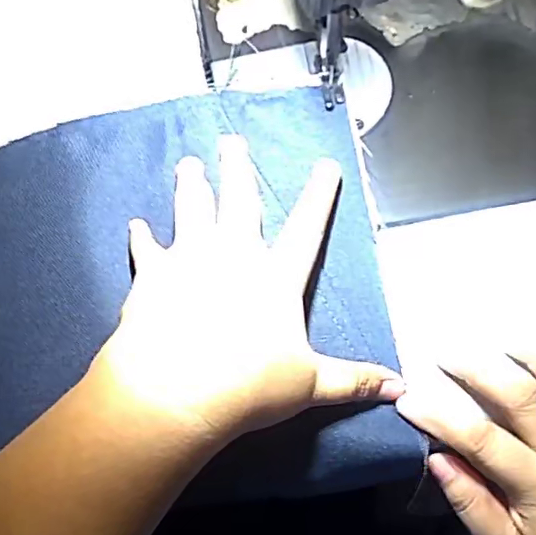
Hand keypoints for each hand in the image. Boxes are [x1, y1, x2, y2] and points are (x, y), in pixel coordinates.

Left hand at [91, 136, 403, 440]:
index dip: (320, 197)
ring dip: (191, 186)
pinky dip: (142, 238)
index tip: (326, 167)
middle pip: (238, 202)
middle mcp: (233, 257)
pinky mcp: (152, 277)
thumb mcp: (310, 385)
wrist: (177, 392)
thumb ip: (353, 380)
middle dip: (238, 169)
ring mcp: (189, 261)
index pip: (306, 229)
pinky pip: (147, 250)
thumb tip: (398, 387)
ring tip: (189, 166)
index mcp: (275, 278)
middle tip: (231, 142)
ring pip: (190, 211)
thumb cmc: (247, 386)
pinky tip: (138, 227)